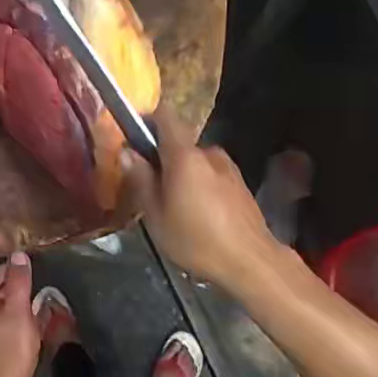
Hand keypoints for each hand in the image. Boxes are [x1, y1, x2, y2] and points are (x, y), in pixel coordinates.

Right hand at [121, 109, 283, 290]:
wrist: (250, 260)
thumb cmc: (197, 240)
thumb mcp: (157, 216)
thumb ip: (141, 180)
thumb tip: (127, 152)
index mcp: (185, 156)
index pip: (165, 116)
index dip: (147, 120)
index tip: (135, 139)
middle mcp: (210, 154)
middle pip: (180, 145)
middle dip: (164, 162)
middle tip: (152, 192)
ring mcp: (229, 168)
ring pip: (197, 163)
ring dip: (185, 177)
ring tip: (178, 210)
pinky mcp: (241, 184)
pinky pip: (213, 177)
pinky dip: (202, 188)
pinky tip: (201, 217)